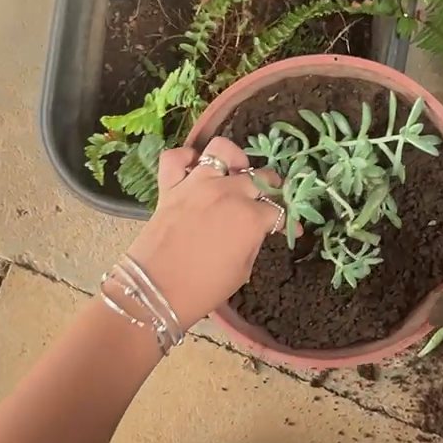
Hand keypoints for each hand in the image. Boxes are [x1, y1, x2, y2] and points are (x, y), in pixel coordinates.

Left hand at [124, 137, 282, 325]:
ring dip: (234, 160)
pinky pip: (176, 157)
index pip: (278, 209)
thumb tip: (259, 228)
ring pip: (221, 151)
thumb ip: (253, 240)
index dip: (285, 219)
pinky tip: (194, 170)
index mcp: (250, 217)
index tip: (287, 227)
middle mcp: (227, 193)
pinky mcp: (169, 187)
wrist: (155, 291)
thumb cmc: (204, 289)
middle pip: (258, 177)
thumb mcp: (243, 270)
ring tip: (235, 174)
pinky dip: (186, 158)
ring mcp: (196, 185)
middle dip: (269, 187)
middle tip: (266, 200)